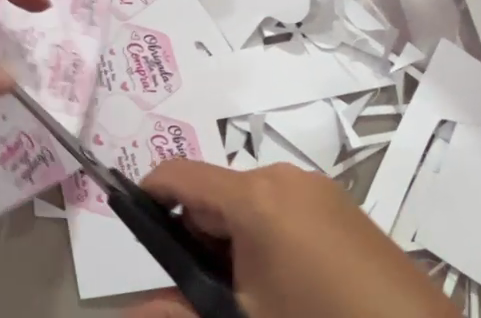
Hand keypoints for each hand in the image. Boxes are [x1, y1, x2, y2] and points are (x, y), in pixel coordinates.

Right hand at [123, 161, 454, 317]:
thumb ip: (180, 312)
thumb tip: (129, 312)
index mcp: (253, 196)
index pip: (177, 175)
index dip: (148, 199)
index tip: (139, 235)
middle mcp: (284, 180)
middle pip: (214, 193)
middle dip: (198, 236)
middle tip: (210, 292)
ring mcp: (323, 195)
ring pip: (250, 205)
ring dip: (235, 243)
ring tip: (254, 298)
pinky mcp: (351, 215)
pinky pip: (287, 214)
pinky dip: (271, 242)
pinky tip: (291, 291)